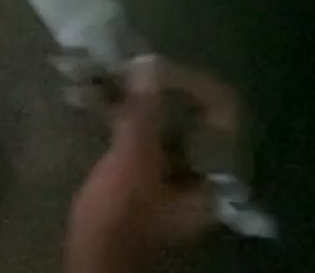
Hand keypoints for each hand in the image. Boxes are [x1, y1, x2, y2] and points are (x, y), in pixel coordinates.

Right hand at [65, 57, 241, 272]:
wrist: (95, 268)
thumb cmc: (120, 221)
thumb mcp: (132, 163)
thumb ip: (143, 113)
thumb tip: (149, 62)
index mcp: (214, 172)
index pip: (221, 110)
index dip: (190, 82)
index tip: (150, 66)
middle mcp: (201, 168)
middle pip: (191, 110)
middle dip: (155, 83)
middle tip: (122, 63)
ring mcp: (173, 171)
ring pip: (161, 117)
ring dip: (133, 93)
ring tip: (102, 70)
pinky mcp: (146, 172)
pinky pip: (141, 129)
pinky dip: (121, 110)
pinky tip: (93, 92)